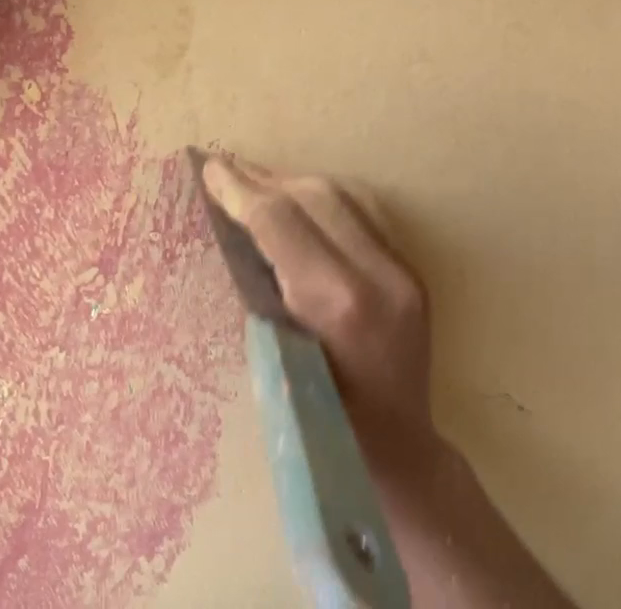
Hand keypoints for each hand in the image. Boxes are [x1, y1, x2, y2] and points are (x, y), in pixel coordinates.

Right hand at [201, 156, 577, 607]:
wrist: (398, 452)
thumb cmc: (318, 421)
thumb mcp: (271, 354)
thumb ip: (257, 287)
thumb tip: (231, 230)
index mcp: (337, 302)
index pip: (280, 219)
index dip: (239, 189)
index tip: (209, 168)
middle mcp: (378, 276)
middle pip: (314, 195)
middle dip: (263, 178)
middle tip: (225, 169)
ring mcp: (403, 272)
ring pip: (343, 196)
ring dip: (292, 183)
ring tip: (254, 181)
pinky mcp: (412, 273)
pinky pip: (362, 212)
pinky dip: (321, 198)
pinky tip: (297, 201)